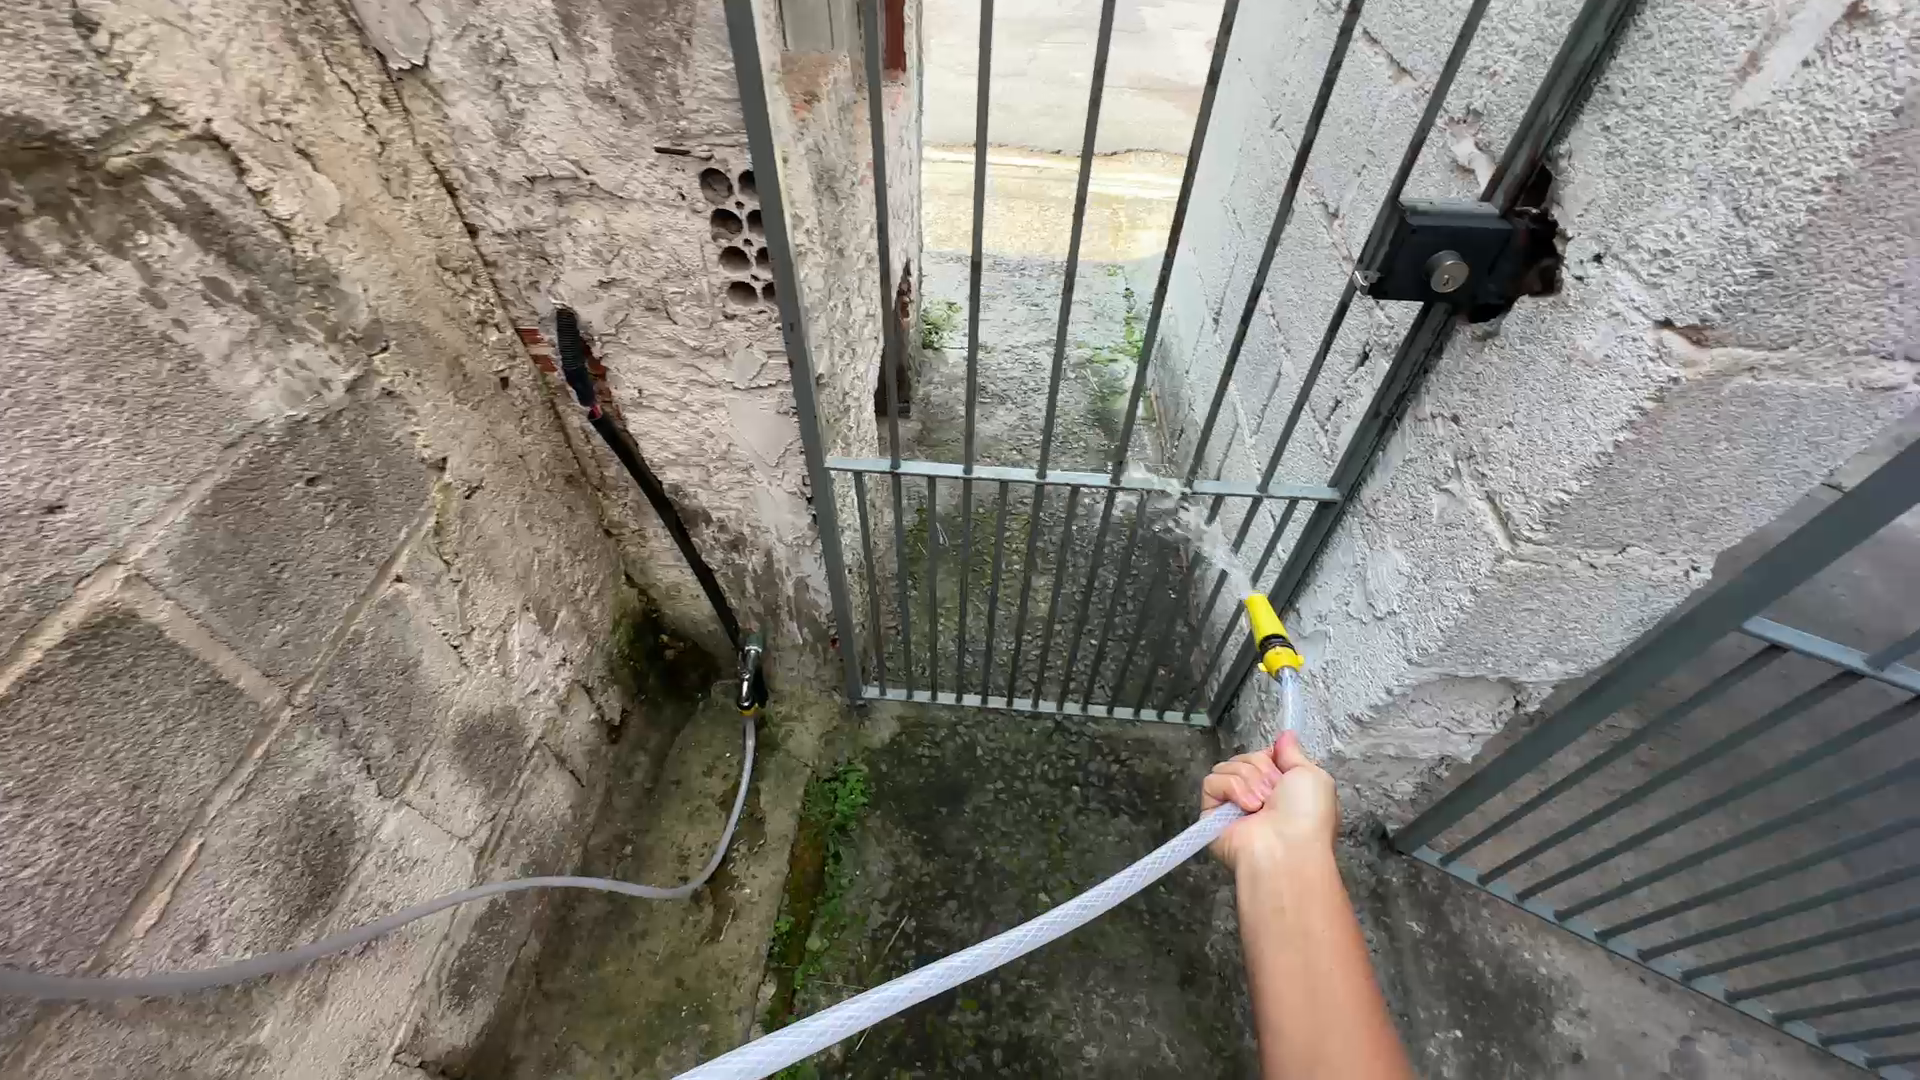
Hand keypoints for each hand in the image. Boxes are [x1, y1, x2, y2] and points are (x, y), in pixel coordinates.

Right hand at [1200, 731, 1337, 871]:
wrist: (1287, 848)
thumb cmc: (1307, 816)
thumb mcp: (1313, 776)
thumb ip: (1294, 753)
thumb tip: (1286, 734)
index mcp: (1279, 788)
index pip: (1262, 756)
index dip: (1270, 758)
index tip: (1281, 770)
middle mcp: (1255, 795)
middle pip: (1245, 758)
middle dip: (1261, 770)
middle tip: (1274, 793)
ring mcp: (1232, 804)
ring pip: (1227, 766)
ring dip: (1248, 781)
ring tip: (1260, 805)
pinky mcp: (1211, 813)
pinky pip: (1212, 781)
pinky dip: (1231, 789)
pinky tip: (1246, 808)